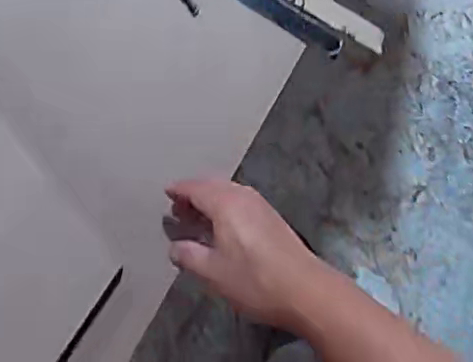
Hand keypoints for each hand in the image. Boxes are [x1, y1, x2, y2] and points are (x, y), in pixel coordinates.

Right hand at [164, 178, 336, 330]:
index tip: (167, 193)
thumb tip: (174, 247)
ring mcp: (258, 202)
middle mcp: (240, 194)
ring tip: (199, 216)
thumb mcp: (215, 274)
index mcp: (224, 202)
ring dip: (209, 198)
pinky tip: (224, 224)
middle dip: (193, 193)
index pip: (194, 187)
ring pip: (226, 190)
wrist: (306, 289)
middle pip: (210, 184)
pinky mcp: (270, 214)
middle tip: (179, 207)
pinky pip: (238, 198)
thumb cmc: (256, 280)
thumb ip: (190, 257)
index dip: (178, 190)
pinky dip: (224, 203)